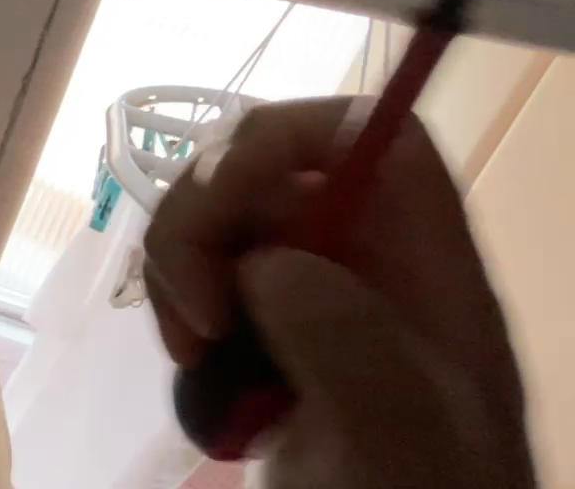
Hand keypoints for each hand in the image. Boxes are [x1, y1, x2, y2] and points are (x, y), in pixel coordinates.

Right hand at [144, 97, 534, 487]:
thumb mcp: (402, 451)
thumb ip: (358, 359)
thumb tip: (270, 265)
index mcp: (422, 262)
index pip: (360, 135)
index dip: (282, 135)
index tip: (223, 200)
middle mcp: (356, 248)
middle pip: (251, 163)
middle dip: (197, 224)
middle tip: (194, 314)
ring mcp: (297, 271)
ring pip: (203, 207)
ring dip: (170, 264)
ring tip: (191, 349)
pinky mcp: (247, 297)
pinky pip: (182, 252)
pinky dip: (164, 290)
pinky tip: (189, 352)